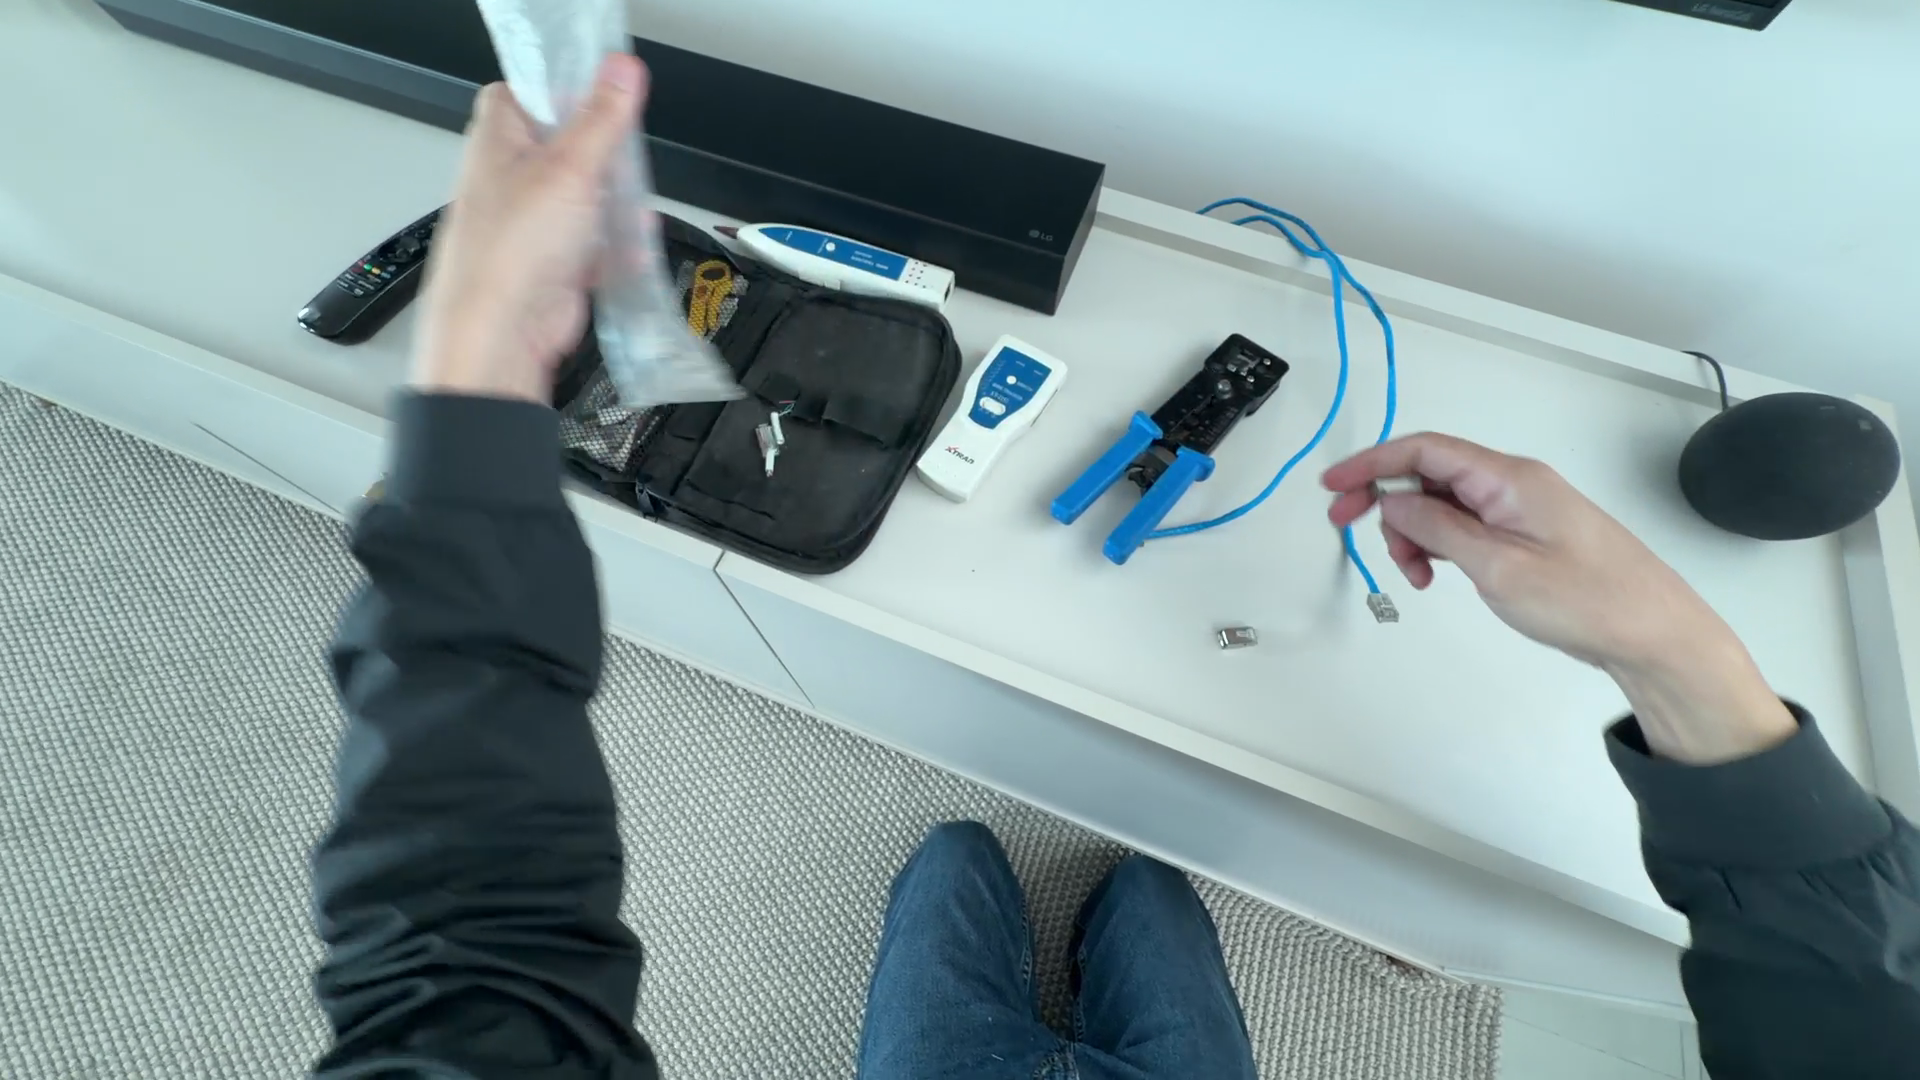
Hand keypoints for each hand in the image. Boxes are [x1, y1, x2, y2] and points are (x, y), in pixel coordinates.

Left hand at [411, 54, 645, 403]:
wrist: (506, 327)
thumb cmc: (515, 248)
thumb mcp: (571, 169)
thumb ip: (602, 119)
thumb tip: (623, 67)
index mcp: (500, 140)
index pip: (528, 93)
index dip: (565, 91)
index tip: (605, 96)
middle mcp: (515, 178)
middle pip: (569, 148)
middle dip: (606, 158)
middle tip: (629, 160)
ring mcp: (539, 224)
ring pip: (588, 200)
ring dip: (617, 206)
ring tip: (635, 211)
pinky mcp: (560, 263)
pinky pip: (597, 247)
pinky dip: (619, 249)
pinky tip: (636, 250)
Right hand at [1323, 433, 1794, 762]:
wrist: (1657, 639)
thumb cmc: (1583, 600)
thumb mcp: (1496, 566)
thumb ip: (1436, 528)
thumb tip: (1392, 502)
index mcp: (1507, 478)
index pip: (1423, 451)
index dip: (1369, 463)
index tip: (1330, 487)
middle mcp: (1510, 483)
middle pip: (1426, 476)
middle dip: (1382, 500)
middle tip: (1345, 528)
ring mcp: (1515, 508)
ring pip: (1438, 505)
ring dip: (1409, 533)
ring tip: (1411, 573)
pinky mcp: (1519, 533)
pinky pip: (1459, 526)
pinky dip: (1433, 546)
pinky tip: (1430, 574)